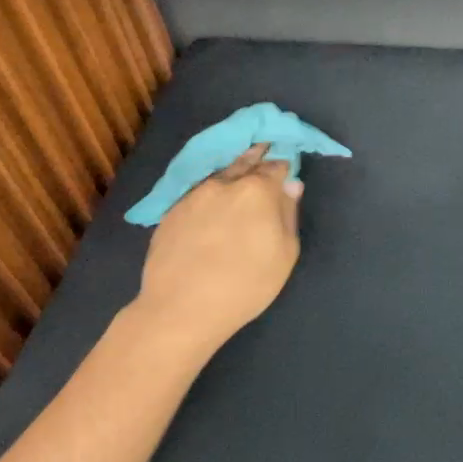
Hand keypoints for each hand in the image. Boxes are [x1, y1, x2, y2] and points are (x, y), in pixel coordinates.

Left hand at [128, 144, 302, 348]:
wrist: (182, 308)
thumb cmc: (246, 284)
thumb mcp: (285, 254)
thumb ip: (288, 214)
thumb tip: (291, 185)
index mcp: (256, 190)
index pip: (276, 166)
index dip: (284, 165)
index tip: (288, 168)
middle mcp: (223, 183)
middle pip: (245, 162)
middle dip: (258, 157)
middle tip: (266, 153)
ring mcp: (193, 196)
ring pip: (219, 176)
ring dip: (232, 174)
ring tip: (240, 178)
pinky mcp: (171, 212)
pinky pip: (198, 194)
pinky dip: (211, 193)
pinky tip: (213, 204)